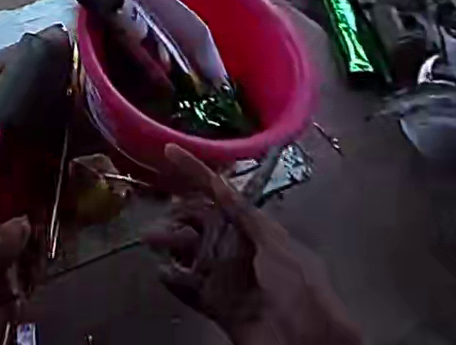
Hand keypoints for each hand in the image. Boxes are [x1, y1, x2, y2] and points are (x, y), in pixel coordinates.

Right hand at [143, 145, 360, 344]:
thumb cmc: (302, 291)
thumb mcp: (277, 246)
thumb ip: (244, 214)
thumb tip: (217, 180)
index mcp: (251, 229)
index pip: (218, 194)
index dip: (195, 171)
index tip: (169, 151)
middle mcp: (234, 247)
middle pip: (196, 222)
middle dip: (175, 216)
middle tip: (159, 220)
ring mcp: (224, 276)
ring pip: (187, 250)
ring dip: (168, 242)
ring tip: (153, 241)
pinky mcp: (216, 305)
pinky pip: (187, 287)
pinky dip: (172, 278)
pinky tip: (163, 271)